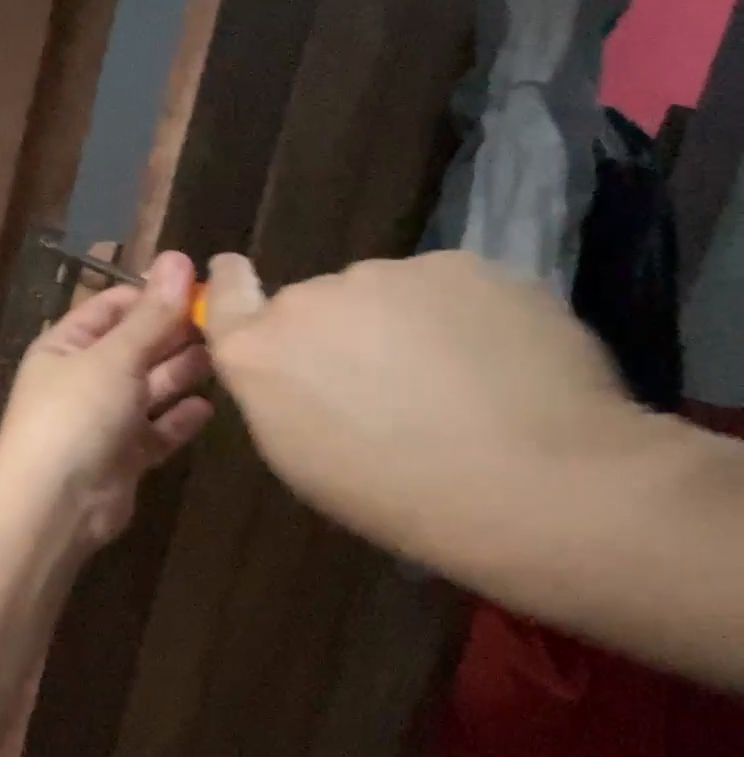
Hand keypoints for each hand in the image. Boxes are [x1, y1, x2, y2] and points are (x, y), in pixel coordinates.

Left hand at [0, 251, 214, 547]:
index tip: (203, 285)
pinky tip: (208, 407)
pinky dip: (179, 419)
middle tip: (228, 320)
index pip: (110, 308)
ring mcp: (102, 419)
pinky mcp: (123, 457)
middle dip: (174, 332)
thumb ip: (151, 315)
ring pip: (149, 387)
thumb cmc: (75, 414)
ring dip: (182, 372)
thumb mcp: (114, 357)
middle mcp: (81, 378)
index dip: (151, 295)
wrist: (55, 502)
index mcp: (64, 346)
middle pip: (134, 346)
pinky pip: (156, 430)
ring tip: (226, 355)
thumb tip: (178, 259)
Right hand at [201, 250, 638, 559]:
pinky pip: (444, 286)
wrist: (533, 484)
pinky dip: (459, 314)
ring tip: (452, 377)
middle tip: (382, 382)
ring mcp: (384, 276)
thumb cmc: (391, 491)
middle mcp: (307, 300)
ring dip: (398, 322)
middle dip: (336, 331)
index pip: (223, 295)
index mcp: (256, 351)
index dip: (229, 282)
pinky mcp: (461, 265)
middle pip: (312, 304)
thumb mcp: (296, 452)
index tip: (233, 271)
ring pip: (381, 293)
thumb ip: (276, 388)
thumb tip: (293, 362)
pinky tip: (494, 360)